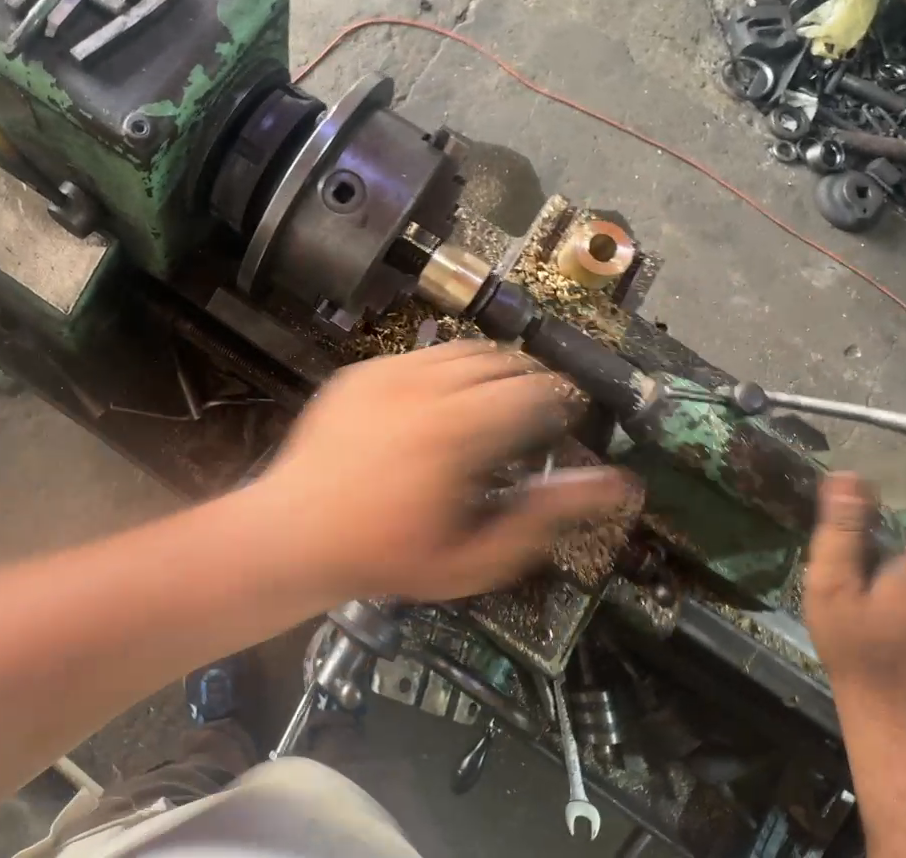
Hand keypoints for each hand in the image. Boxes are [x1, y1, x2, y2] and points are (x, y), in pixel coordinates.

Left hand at [247, 340, 639, 601]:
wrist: (296, 534)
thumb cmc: (384, 555)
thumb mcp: (473, 557)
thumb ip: (544, 516)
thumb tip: (610, 487)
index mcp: (454, 429)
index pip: (531, 389)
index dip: (558, 398)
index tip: (565, 415)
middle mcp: (420, 388)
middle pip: (497, 358)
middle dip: (526, 378)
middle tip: (533, 409)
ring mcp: (383, 375)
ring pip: (456, 349)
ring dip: (485, 368)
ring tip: (491, 402)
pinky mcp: (357, 374)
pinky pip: (415, 355)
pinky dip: (440, 370)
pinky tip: (439, 401)